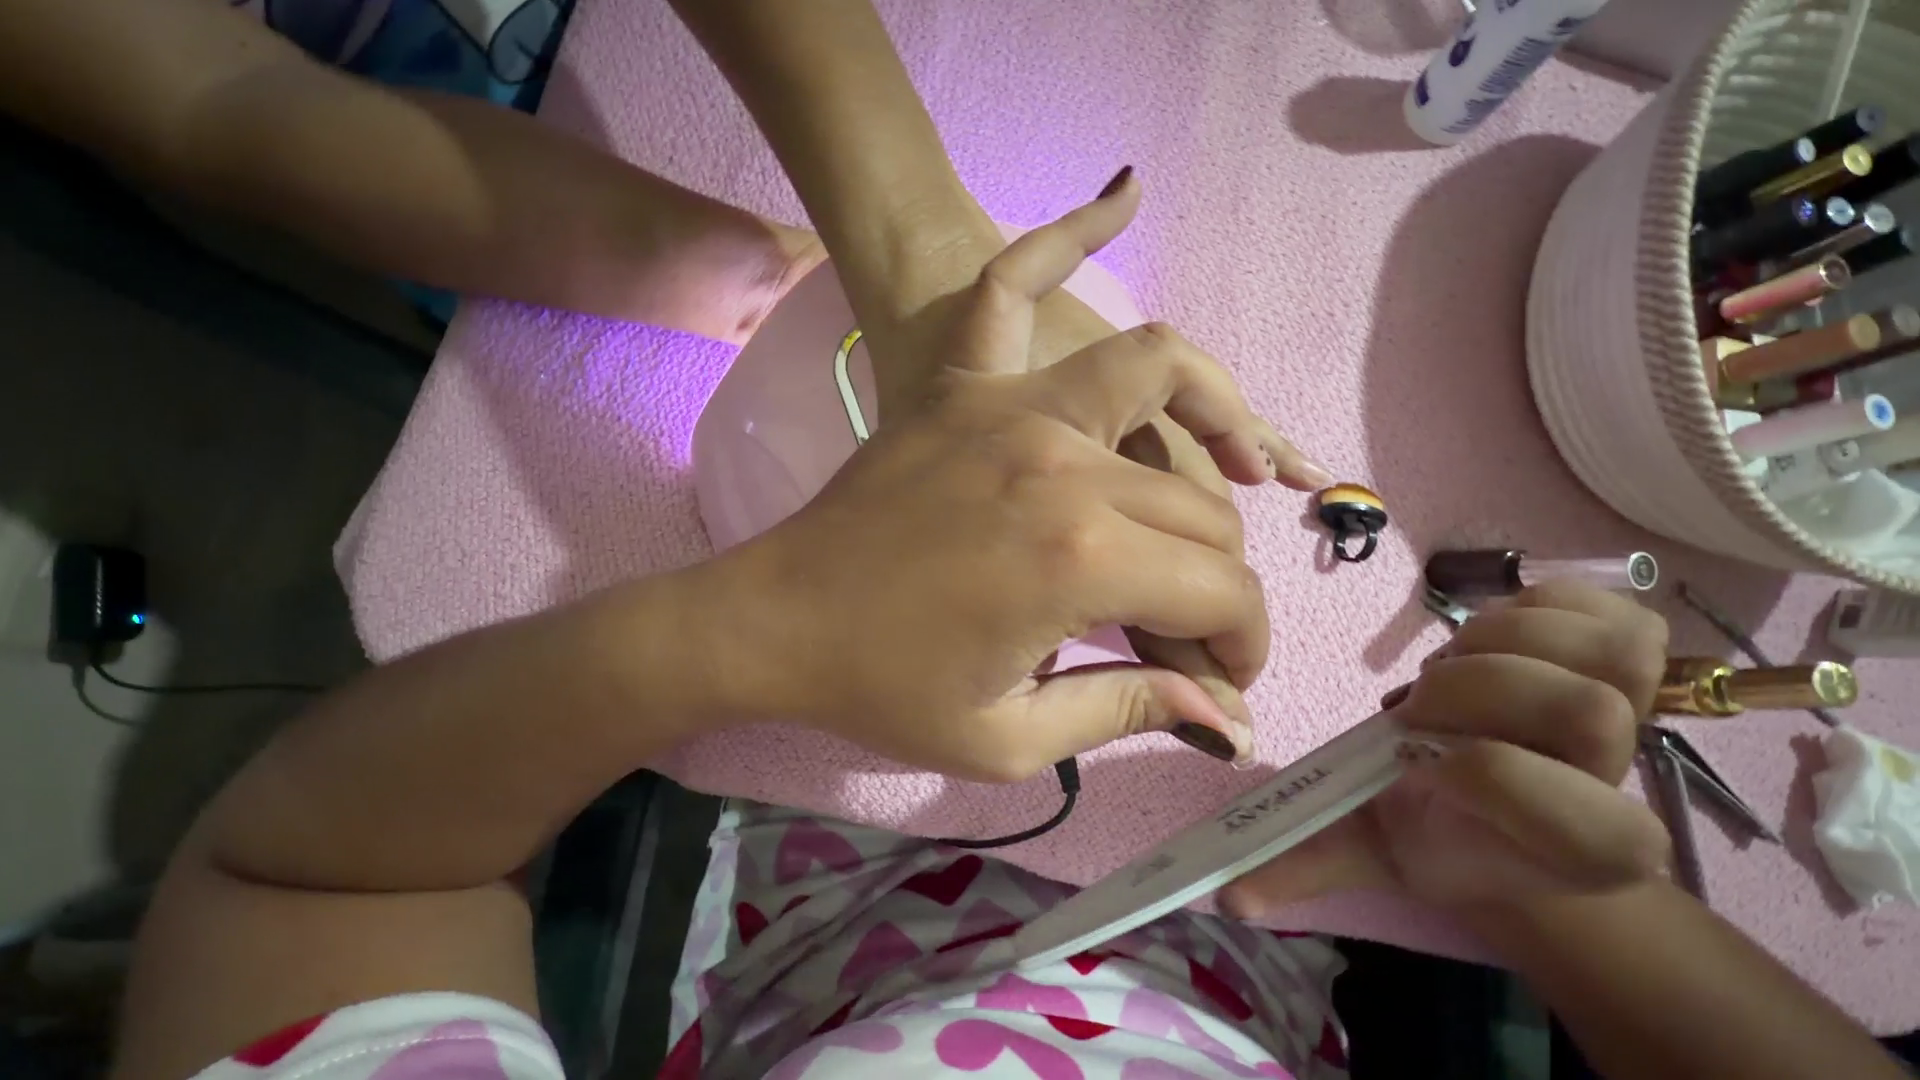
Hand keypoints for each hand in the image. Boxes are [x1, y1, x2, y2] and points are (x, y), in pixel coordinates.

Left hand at [711, 187, 1285, 780]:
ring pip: (1158, 374)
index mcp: (1080, 560)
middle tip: (1204, 626)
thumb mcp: (1008, 736)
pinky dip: (1066, 239)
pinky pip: (1012, 284)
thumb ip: (1128, 711)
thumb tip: (1224, 713)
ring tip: (1235, 459)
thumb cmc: (883, 689)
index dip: (1244, 639)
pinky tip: (1122, 197)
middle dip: (1226, 576)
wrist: (772, 622)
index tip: (1228, 679)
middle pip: (1199, 506)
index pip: (1221, 587)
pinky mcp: (962, 385)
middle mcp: (1062, 464)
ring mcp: (1009, 406)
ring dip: (1212, 411)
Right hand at [1218, 583, 1673, 916]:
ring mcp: (1635, 713)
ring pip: (1610, 653)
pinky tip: (1494, 633)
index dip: (1491, 777)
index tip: (1422, 768)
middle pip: (1586, 713)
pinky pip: (1617, 612)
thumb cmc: (1433, 832)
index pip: (1578, 816)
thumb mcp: (1368, 852)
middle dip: (1480, 690)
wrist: (1501, 810)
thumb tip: (1227, 896)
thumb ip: (1306, 866)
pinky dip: (1545, 605)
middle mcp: (1621, 782)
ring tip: (1455, 662)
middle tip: (1422, 701)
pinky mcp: (1630, 660)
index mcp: (1575, 851)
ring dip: (1506, 640)